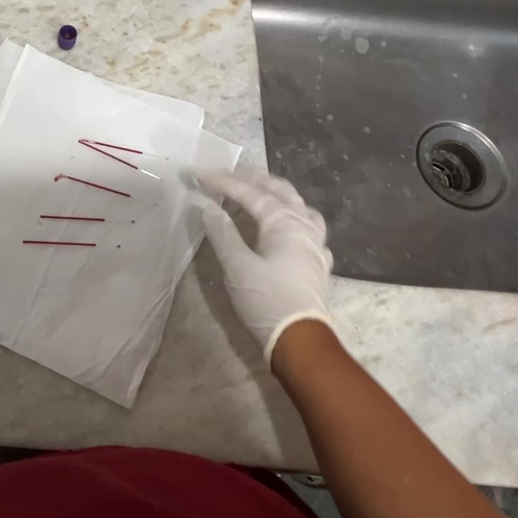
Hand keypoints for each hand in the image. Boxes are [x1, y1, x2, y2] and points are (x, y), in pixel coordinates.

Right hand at [195, 168, 336, 366]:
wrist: (301, 341)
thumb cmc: (267, 301)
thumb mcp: (237, 266)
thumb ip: (222, 233)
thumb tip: (207, 206)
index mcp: (284, 223)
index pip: (249, 193)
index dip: (223, 182)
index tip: (199, 175)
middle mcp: (303, 226)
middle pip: (279, 191)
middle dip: (252, 179)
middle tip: (228, 175)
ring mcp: (315, 244)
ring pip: (299, 205)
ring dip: (277, 194)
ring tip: (260, 192)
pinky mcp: (318, 262)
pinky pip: (309, 227)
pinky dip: (294, 217)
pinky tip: (288, 227)